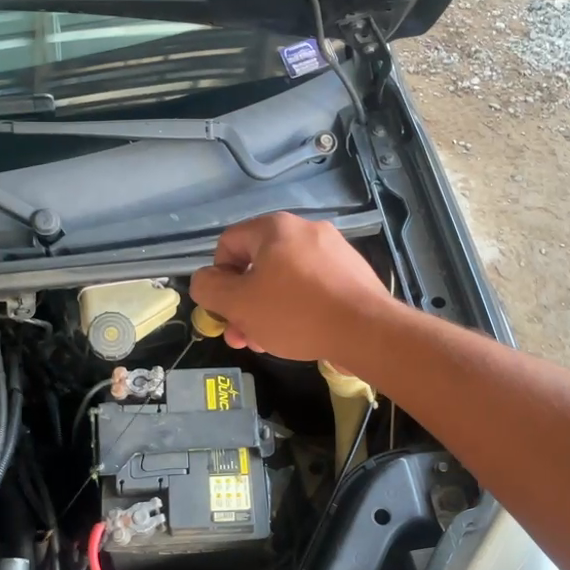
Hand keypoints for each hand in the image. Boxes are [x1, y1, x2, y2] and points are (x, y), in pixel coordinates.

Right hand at [188, 213, 396, 362]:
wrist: (366, 330)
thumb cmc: (295, 313)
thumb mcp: (238, 304)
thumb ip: (209, 289)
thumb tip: (204, 281)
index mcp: (274, 227)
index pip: (228, 244)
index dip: (218, 278)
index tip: (224, 309)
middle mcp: (305, 230)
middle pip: (257, 265)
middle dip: (243, 304)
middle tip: (242, 336)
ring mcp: (332, 251)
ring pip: (284, 280)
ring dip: (267, 311)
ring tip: (267, 342)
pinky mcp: (351, 275)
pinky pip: (311, 288)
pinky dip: (297, 310)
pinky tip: (298, 336)